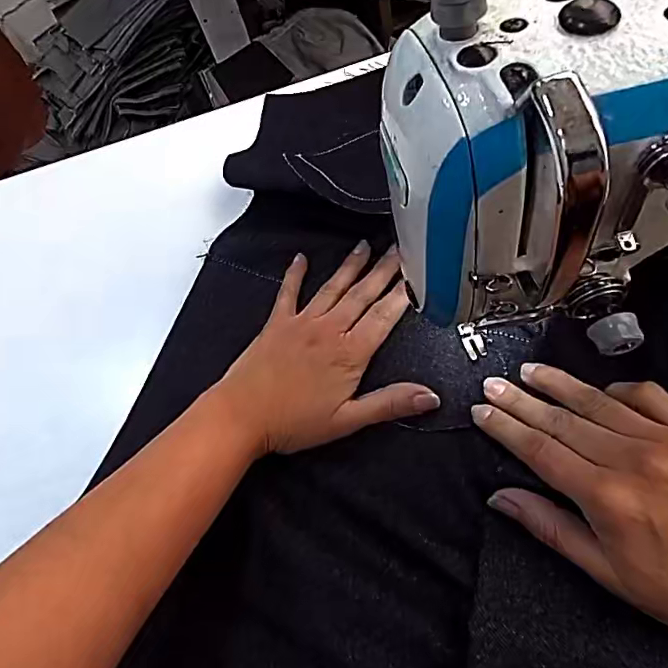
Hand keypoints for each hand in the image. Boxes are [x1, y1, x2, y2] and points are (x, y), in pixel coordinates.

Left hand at [207, 243, 435, 456]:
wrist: (240, 417)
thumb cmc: (291, 422)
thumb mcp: (348, 420)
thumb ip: (390, 403)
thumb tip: (428, 397)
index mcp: (349, 353)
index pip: (384, 316)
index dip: (403, 295)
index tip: (417, 277)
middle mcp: (328, 330)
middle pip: (363, 293)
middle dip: (384, 270)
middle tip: (398, 249)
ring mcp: (302, 323)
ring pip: (334, 287)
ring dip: (351, 265)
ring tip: (364, 246)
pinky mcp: (277, 324)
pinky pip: (289, 292)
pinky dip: (296, 274)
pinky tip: (301, 259)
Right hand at [471, 364, 667, 666]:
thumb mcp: (615, 578)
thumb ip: (554, 530)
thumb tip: (506, 500)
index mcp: (609, 499)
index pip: (541, 450)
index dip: (506, 427)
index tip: (484, 410)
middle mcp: (635, 459)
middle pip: (563, 419)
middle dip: (523, 400)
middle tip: (496, 383)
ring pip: (600, 401)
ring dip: (562, 385)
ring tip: (534, 373)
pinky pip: (650, 397)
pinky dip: (620, 389)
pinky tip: (604, 390)